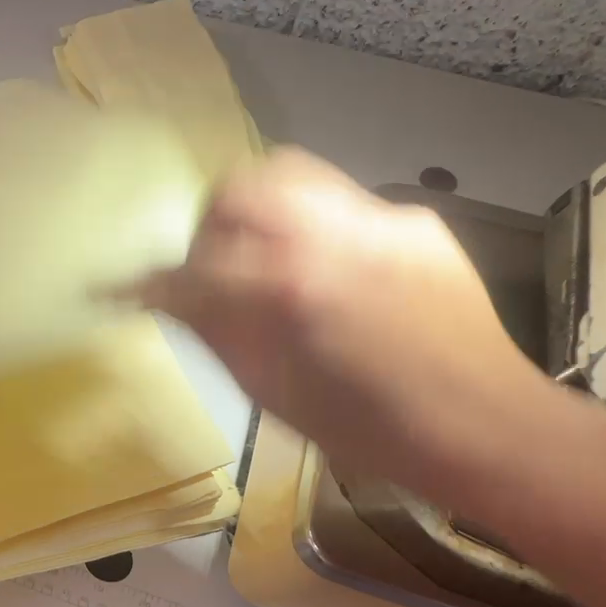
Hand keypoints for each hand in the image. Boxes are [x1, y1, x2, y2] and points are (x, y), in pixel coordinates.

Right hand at [138, 147, 556, 498]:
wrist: (481, 424)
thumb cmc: (365, 428)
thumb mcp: (270, 389)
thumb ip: (216, 331)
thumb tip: (171, 300)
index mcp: (291, 285)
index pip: (194, 265)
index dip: (149, 283)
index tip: (124, 293)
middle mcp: (334, 232)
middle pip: (244, 187)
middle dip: (210, 226)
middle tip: (206, 268)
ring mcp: (380, 219)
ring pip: (293, 178)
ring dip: (258, 216)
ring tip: (258, 263)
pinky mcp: (412, 222)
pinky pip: (338, 209)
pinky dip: (307, 235)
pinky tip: (322, 281)